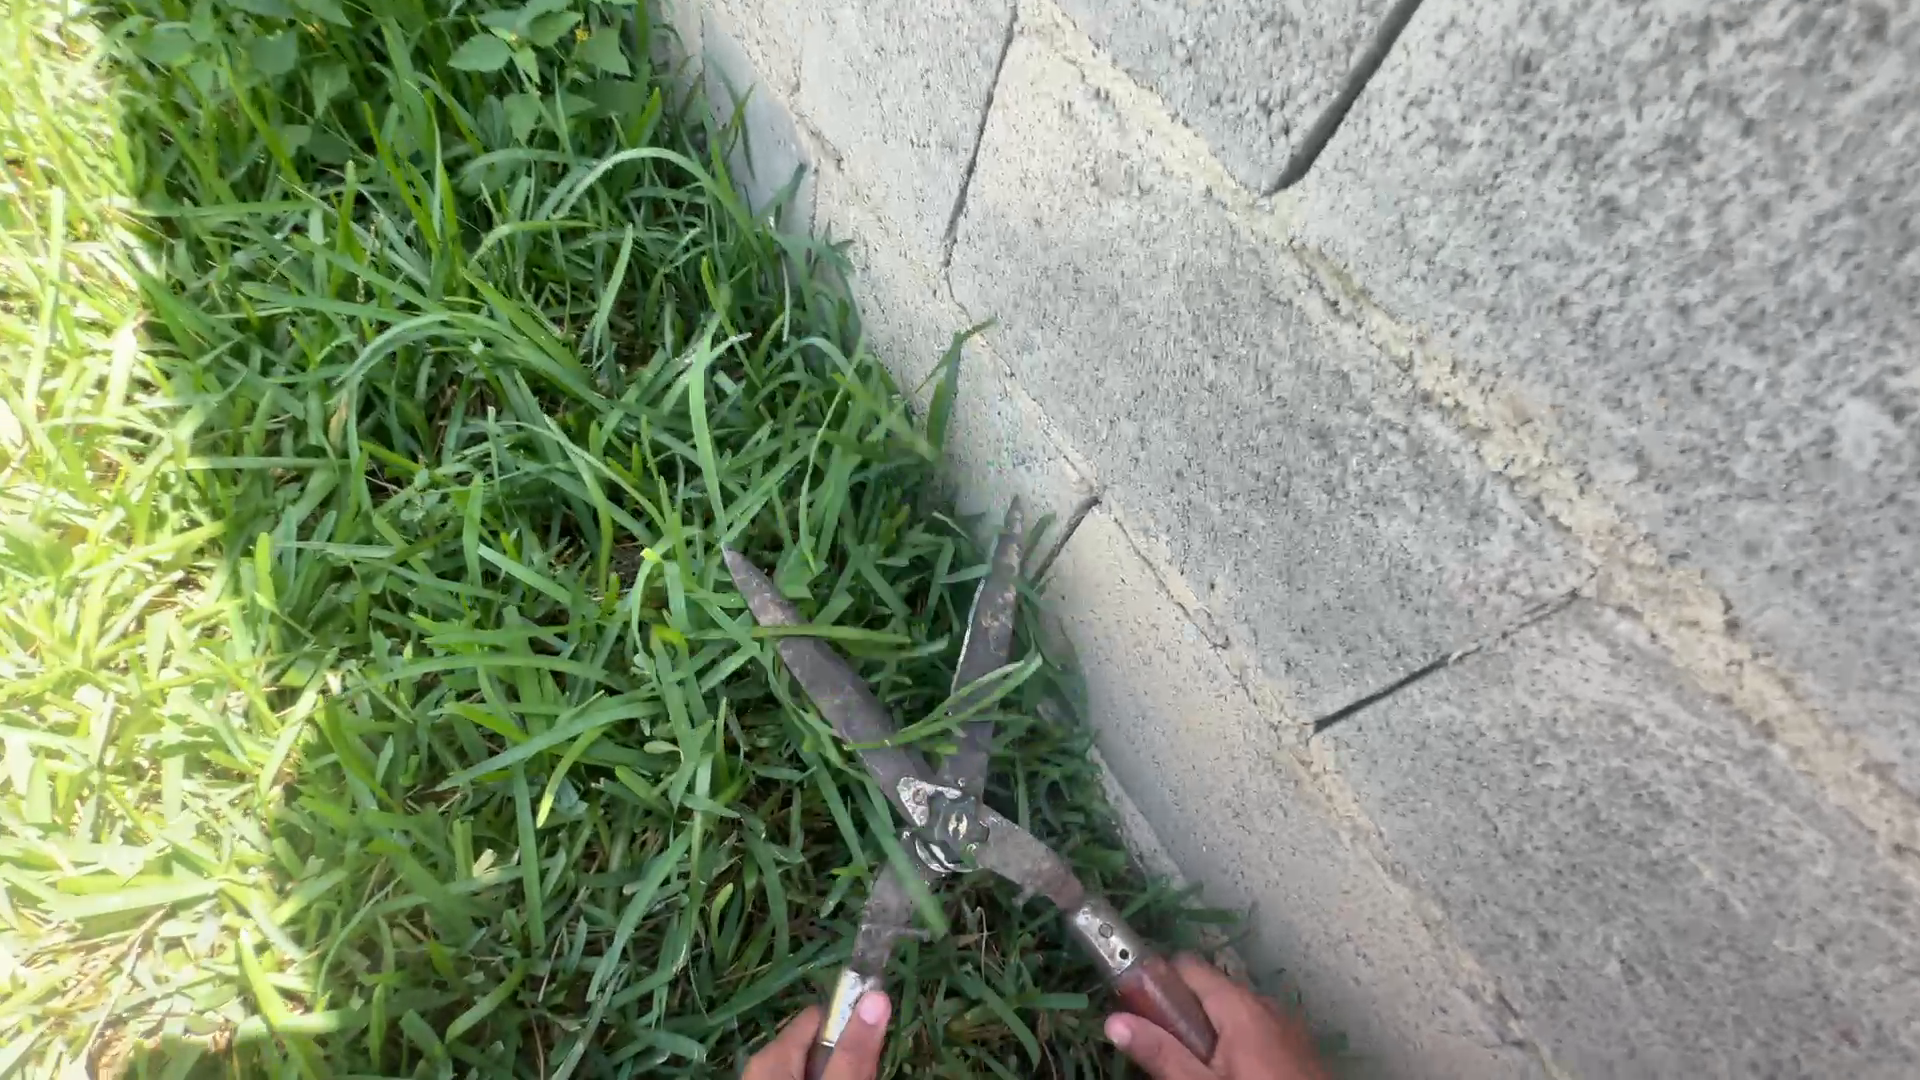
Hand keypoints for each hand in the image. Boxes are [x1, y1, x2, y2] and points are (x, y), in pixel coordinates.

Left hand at [742, 991, 891, 1079]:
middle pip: (819, 1041)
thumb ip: (852, 1050)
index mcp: (772, 1053)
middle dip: (845, 1055)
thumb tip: (879, 994)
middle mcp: (764, 1062)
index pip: (821, 1014)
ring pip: (814, 1064)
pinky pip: (802, 1078)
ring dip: (838, 1071)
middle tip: (865, 1077)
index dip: (849, 1027)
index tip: (870, 1051)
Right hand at [1106, 956, 1327, 1079]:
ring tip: (1204, 1075)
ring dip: (1211, 1036)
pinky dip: (1238, 1048)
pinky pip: (1257, 1034)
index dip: (1158, 983)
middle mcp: (1265, 1004)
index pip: (1185, 965)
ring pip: (1232, 1016)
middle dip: (1184, 1017)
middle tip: (1173, 1058)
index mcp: (1240, 1005)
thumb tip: (1112, 1021)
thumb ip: (1160, 1054)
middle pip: (1208, 991)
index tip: (1141, 1012)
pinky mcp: (1300, 1051)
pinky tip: (1237, 1079)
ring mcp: (1287, 1027)